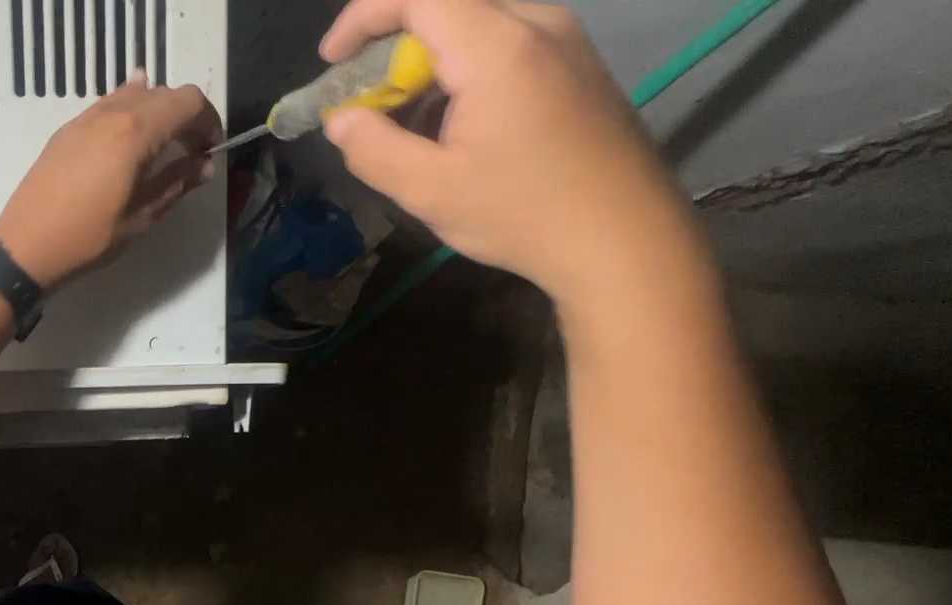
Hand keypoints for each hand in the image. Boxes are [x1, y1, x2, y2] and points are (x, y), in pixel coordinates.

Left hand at [0, 73, 223, 290]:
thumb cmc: (87, 240)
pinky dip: (127, 112)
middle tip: (190, 152)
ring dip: (155, 113)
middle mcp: (111, 114)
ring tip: (161, 146)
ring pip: (132, 95)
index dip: (208, 122)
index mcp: (135, 133)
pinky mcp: (66, 132)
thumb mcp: (140, 218)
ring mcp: (84, 119)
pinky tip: (129, 134)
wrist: (26, 248)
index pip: (187, 102)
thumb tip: (202, 165)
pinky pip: (106, 106)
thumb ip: (175, 185)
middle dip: (185, 117)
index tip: (211, 151)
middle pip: (162, 94)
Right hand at [320, 0, 702, 302]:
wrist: (620, 235)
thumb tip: (341, 121)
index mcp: (497, 47)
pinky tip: (452, 124)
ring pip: (476, 23)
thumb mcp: (429, 191)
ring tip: (403, 121)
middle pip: (447, 4)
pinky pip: (506, 42)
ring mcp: (564, 39)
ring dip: (426, 61)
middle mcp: (536, 23)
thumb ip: (374, 149)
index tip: (331, 61)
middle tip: (362, 101)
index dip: (363, 17)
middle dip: (390, 44)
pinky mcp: (575, 63)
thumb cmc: (520, 214)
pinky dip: (462, 69)